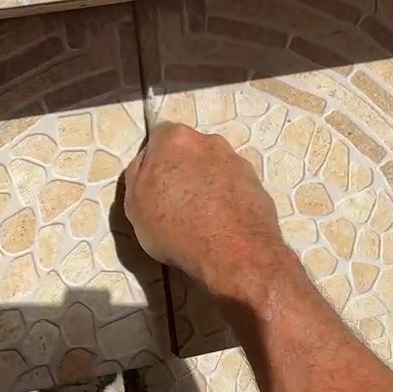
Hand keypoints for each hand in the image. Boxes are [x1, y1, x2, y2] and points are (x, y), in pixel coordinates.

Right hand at [122, 122, 288, 297]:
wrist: (234, 254)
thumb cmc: (175, 227)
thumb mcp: (134, 204)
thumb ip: (137, 174)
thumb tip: (147, 163)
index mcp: (176, 139)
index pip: (159, 137)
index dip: (154, 161)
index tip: (153, 186)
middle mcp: (210, 142)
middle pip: (189, 151)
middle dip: (182, 170)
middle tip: (175, 203)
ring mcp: (238, 163)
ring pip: (214, 169)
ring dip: (207, 186)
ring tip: (202, 219)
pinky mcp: (259, 186)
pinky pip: (235, 189)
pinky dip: (227, 201)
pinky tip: (222, 226)